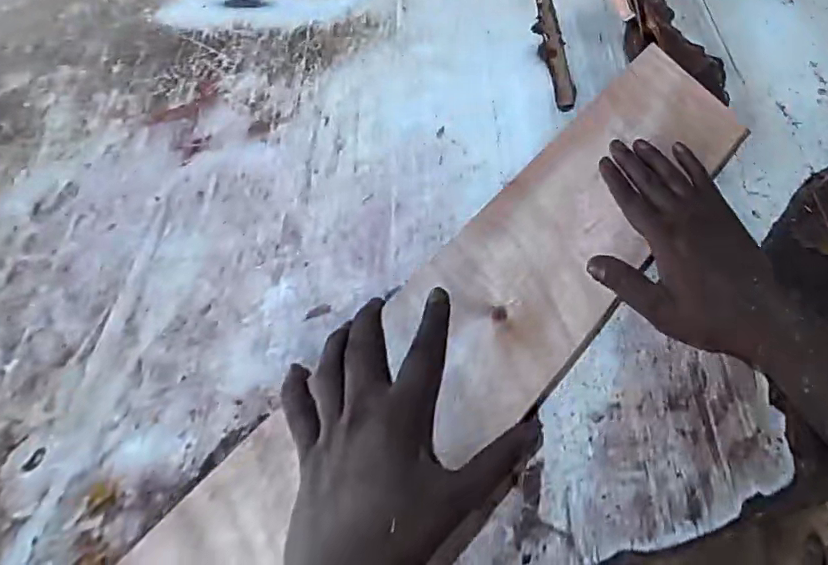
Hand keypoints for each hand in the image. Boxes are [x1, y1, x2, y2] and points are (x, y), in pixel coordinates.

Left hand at [282, 290, 541, 564]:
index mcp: (402, 414)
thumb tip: (534, 427)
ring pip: (328, 370)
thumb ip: (496, 462)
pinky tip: (293, 370)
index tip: (437, 292)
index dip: (433, 320)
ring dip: (337, 341)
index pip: (423, 354)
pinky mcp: (307, 455)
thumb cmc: (400, 535)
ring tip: (347, 323)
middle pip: (363, 350)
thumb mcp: (456, 500)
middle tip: (379, 300)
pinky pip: (297, 412)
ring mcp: (331, 431)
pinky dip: (294, 387)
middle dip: (370, 319)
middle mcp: (364, 410)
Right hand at [587, 140, 801, 366]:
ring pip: (674, 177)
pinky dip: (690, 162)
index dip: (616, 181)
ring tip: (639, 143)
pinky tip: (680, 149)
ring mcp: (705, 211)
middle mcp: (682, 217)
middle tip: (615, 144)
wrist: (760, 315)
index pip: (632, 203)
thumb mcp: (661, 310)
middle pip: (650, 183)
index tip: (604, 162)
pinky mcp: (723, 211)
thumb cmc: (707, 317)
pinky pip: (703, 179)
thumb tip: (592, 262)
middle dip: (631, 162)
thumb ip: (626, 284)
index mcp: (664, 239)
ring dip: (656, 158)